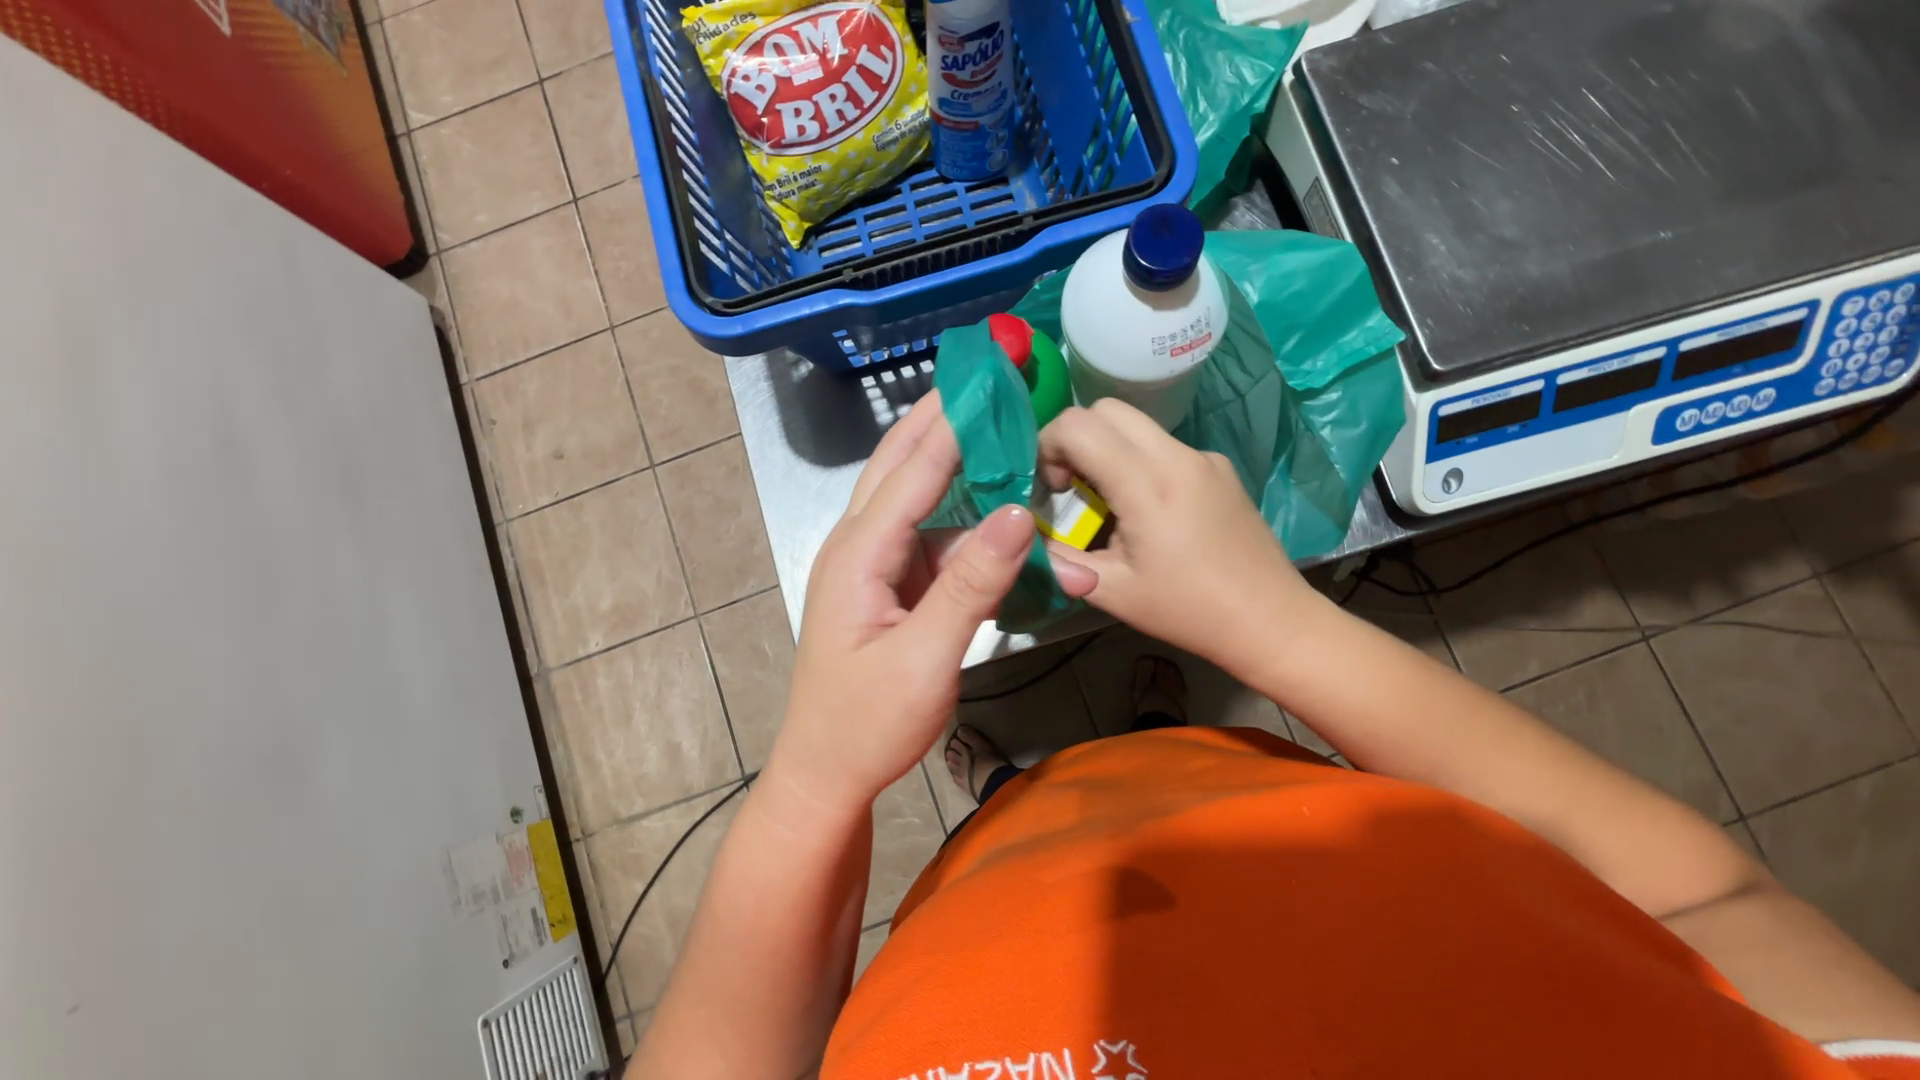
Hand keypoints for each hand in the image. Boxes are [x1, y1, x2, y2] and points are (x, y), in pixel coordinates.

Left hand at [768, 391, 1034, 811]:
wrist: (826, 775)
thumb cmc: (866, 723)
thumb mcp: (925, 658)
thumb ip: (972, 585)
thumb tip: (1020, 514)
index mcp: (858, 554)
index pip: (912, 471)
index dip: (953, 421)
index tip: (991, 375)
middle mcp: (859, 546)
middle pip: (900, 465)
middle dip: (941, 418)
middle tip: (987, 375)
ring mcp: (873, 567)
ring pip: (918, 499)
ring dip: (958, 465)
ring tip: (1001, 425)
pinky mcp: (890, 588)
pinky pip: (931, 539)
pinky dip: (965, 520)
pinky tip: (998, 510)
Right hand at [1041, 399, 1321, 678]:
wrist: (1269, 619)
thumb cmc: (1186, 610)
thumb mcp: (1110, 590)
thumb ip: (1059, 557)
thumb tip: (1025, 535)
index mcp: (1147, 483)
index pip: (1077, 425)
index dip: (1048, 447)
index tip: (1051, 489)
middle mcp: (1176, 456)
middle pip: (1106, 410)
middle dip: (1075, 439)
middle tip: (1071, 486)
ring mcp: (1203, 457)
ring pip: (1136, 424)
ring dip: (1107, 449)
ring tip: (1107, 502)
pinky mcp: (1219, 467)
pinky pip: (1164, 446)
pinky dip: (1139, 462)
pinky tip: (1148, 512)